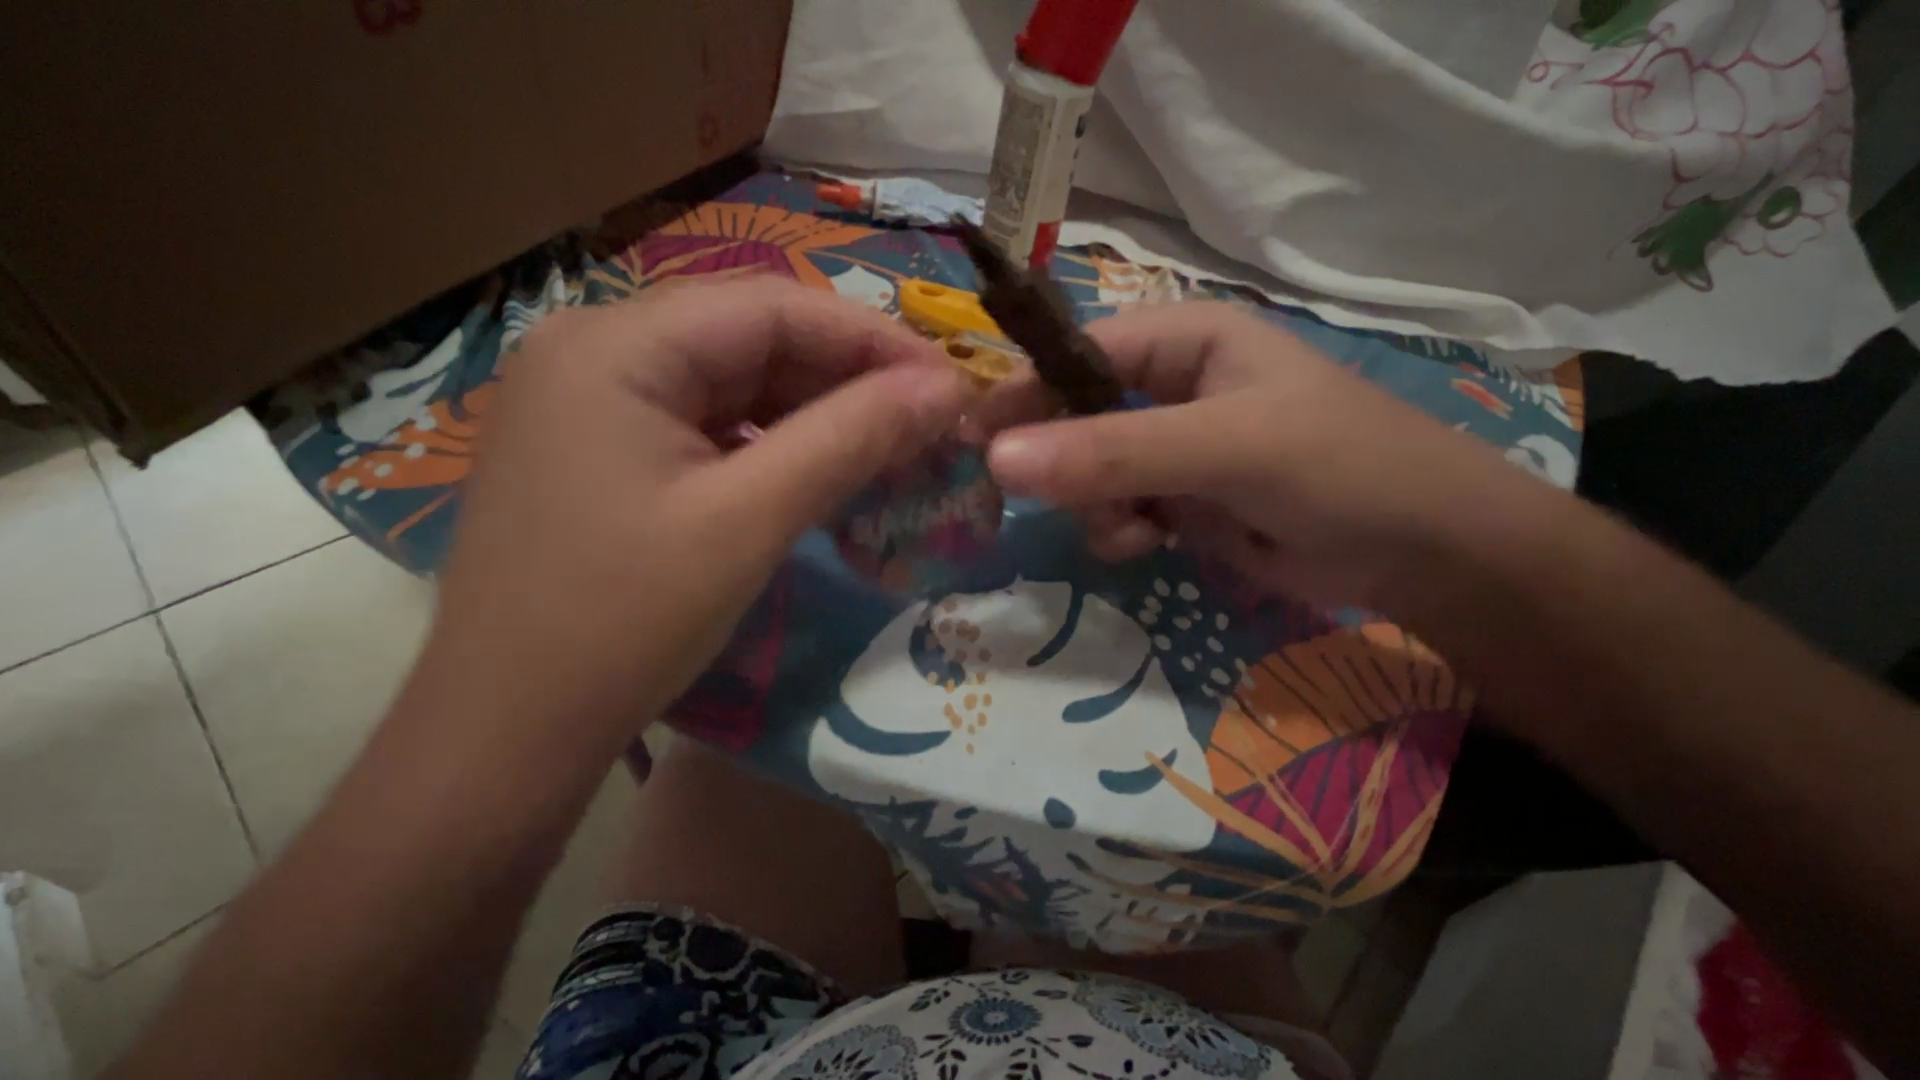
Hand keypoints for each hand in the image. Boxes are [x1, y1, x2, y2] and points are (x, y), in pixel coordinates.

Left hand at [426, 278, 969, 736]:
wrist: (505, 731)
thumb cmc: (622, 622)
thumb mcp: (748, 523)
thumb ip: (851, 439)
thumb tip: (948, 388)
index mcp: (615, 345)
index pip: (774, 307)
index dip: (874, 340)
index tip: (952, 386)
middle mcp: (592, 348)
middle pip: (750, 337)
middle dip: (846, 378)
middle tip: (930, 424)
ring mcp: (587, 400)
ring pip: (730, 381)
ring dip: (812, 413)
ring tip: (889, 450)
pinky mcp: (595, 449)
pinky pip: (701, 423)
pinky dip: (766, 444)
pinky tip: (816, 473)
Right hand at [982, 302, 1533, 609]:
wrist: (1423, 551)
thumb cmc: (1336, 467)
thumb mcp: (1225, 449)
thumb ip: (1112, 453)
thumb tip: (996, 459)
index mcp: (1186, 339)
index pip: (1076, 352)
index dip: (1024, 391)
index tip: (974, 437)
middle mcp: (1173, 386)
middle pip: (1073, 414)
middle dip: (1060, 458)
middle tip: (1036, 496)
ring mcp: (1176, 447)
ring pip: (1090, 471)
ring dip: (1094, 502)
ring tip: (1130, 527)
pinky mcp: (1183, 501)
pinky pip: (1118, 509)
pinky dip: (1119, 528)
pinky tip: (1147, 543)